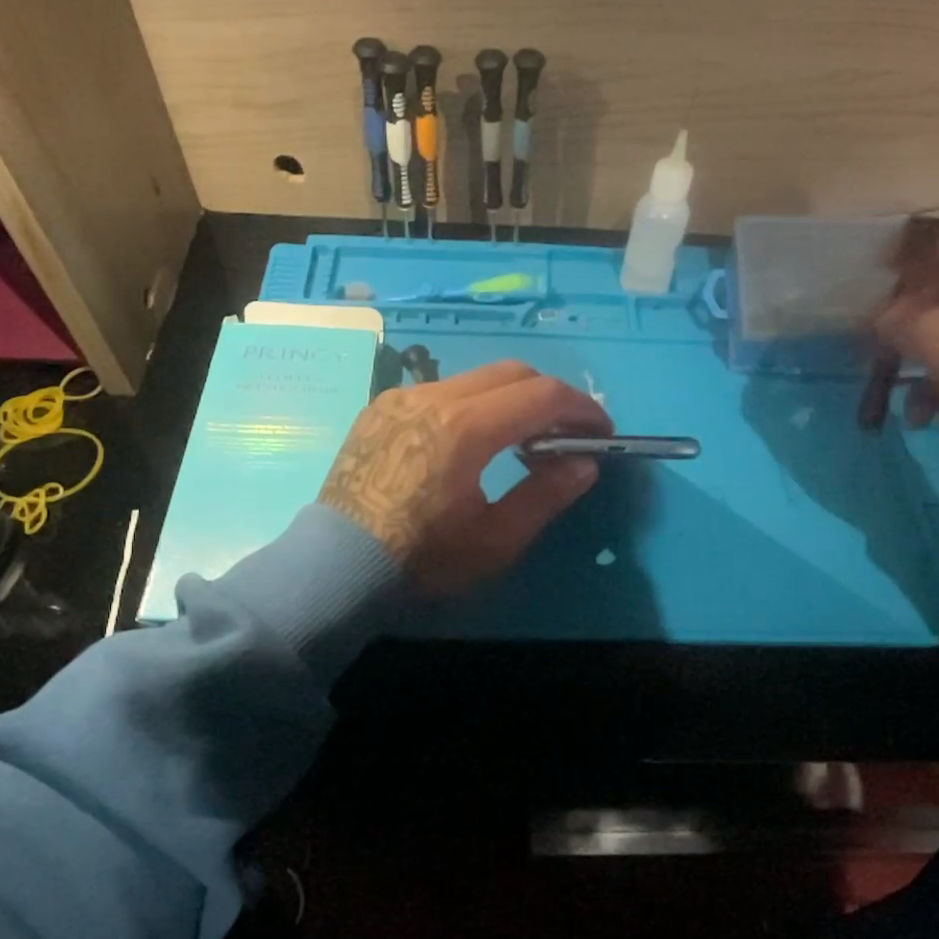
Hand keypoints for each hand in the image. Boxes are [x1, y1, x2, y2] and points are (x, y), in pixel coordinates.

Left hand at [319, 361, 610, 595]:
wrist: (336, 566)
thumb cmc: (421, 559)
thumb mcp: (495, 540)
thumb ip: (546, 495)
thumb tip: (585, 464)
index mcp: (465, 427)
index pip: (542, 395)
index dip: (582, 409)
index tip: (601, 432)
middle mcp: (433, 396)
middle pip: (512, 373)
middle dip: (550, 398)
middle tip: (567, 436)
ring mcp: (401, 397)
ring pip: (475, 379)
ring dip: (511, 400)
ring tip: (523, 442)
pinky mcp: (380, 408)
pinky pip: (441, 391)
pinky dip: (473, 405)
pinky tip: (473, 443)